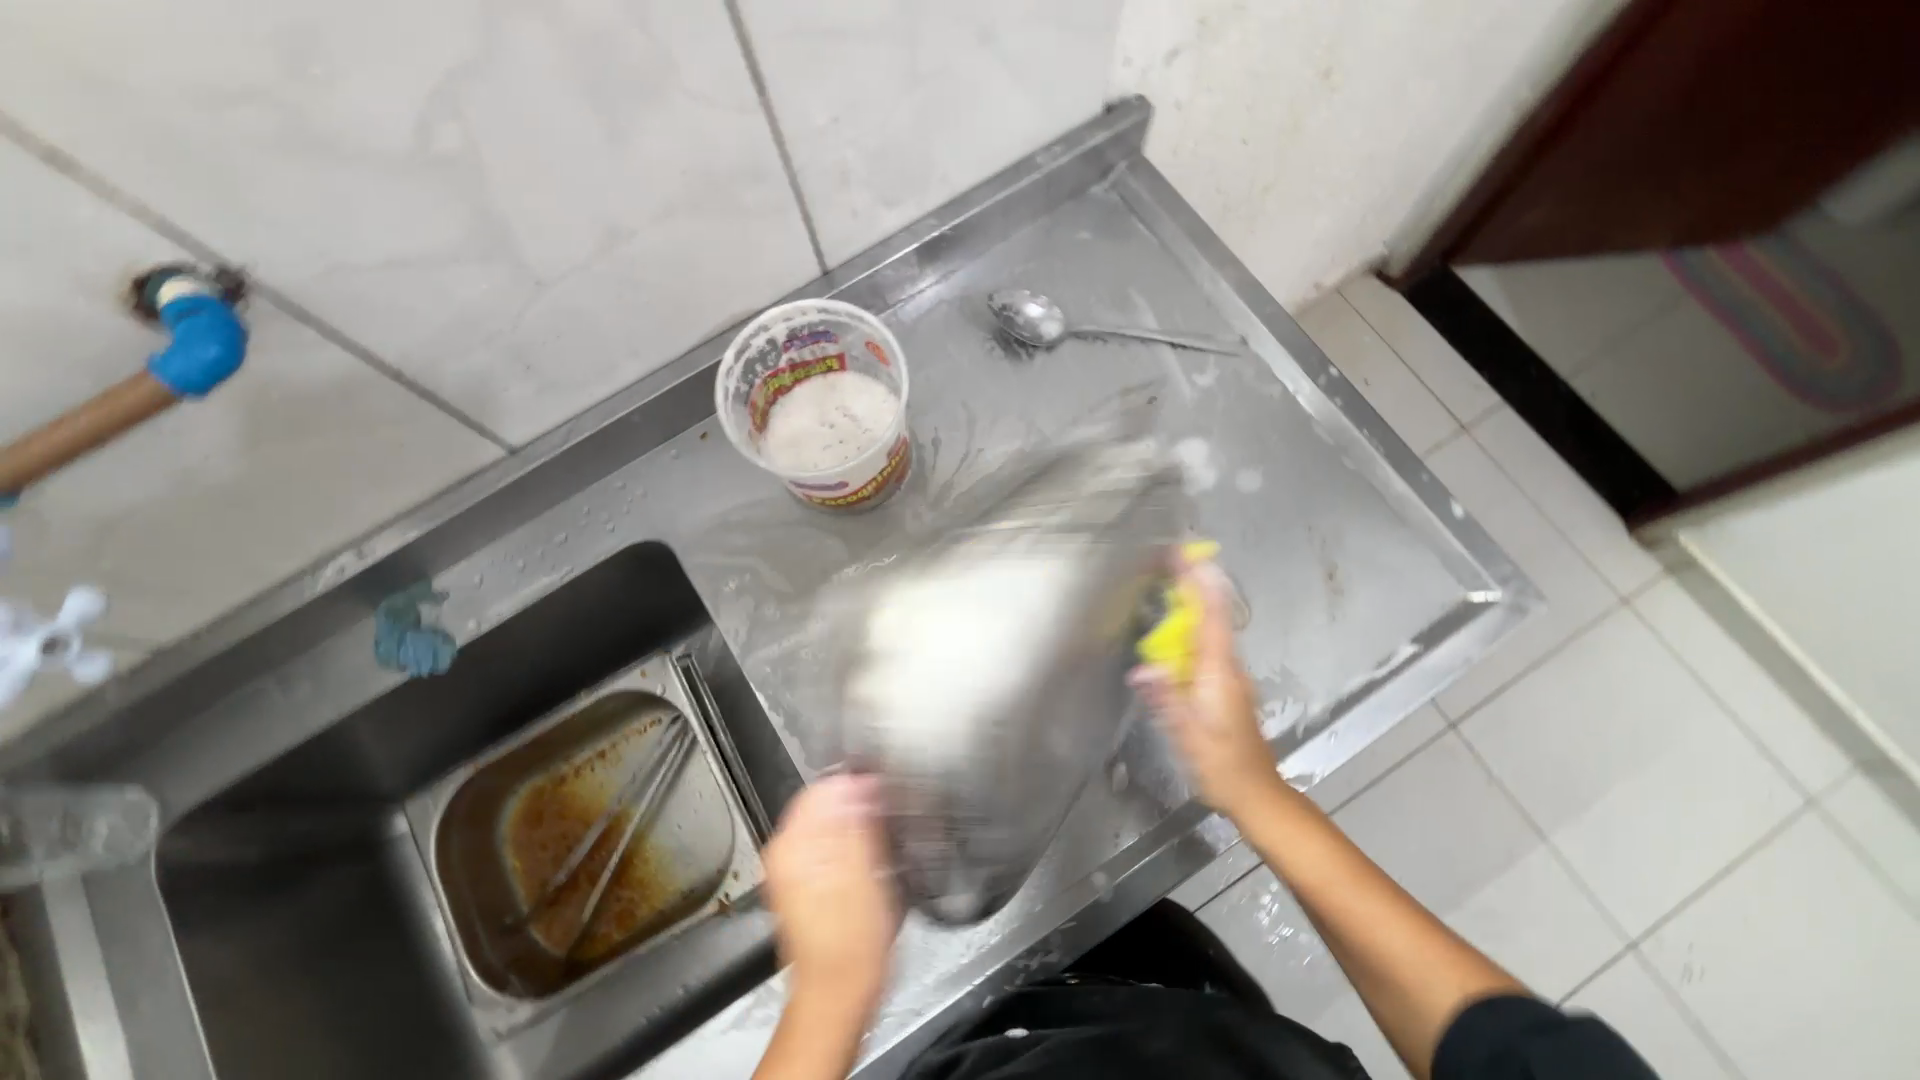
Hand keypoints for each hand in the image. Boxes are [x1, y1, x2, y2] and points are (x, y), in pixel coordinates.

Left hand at [763, 774, 900, 1015]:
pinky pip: (835, 850)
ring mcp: (795, 872)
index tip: (884, 798)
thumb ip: (856, 826)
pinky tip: (873, 873)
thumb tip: (855, 782)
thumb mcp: (863, 877)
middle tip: (887, 831)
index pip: (823, 787)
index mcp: (793, 847)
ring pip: (833, 827)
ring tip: (882, 855)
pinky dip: (856, 852)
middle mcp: (786, 855)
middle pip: (827, 805)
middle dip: (860, 809)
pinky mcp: (809, 887)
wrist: (839, 998)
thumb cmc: (850, 950)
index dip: (859, 786)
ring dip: (861, 831)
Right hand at [1131, 552, 1282, 819]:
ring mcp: (1230, 678)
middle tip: (1169, 559)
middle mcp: (1228, 669)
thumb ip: (1167, 701)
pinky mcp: (1226, 688)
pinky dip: (1192, 628)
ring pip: (1210, 631)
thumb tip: (1143, 670)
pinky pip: (1208, 647)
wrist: (1257, 795)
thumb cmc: (1223, 768)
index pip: (1210, 618)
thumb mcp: (1189, 737)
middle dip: (1192, 585)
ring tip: (1169, 582)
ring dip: (1192, 604)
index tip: (1184, 556)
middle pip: (1211, 617)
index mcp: (1219, 674)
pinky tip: (1174, 632)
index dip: (1199, 584)